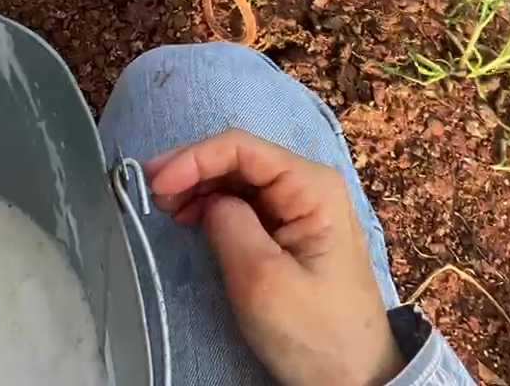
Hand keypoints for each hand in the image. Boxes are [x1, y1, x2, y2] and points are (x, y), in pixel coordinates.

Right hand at [147, 130, 402, 385]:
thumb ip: (229, 226)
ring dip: (196, 186)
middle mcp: (306, 183)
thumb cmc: (316, 335)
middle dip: (191, 170)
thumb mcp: (264, 282)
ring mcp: (297, 204)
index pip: (241, 148)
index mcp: (311, 186)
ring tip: (164, 206)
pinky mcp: (287, 227)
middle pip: (236, 158)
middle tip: (151, 193)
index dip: (194, 158)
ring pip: (234, 177)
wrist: (357, 384)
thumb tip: (209, 201)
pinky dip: (209, 203)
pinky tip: (187, 216)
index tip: (157, 183)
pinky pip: (241, 200)